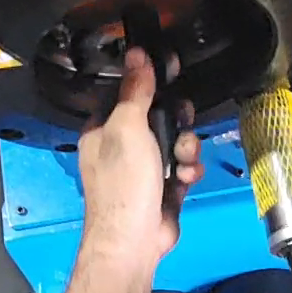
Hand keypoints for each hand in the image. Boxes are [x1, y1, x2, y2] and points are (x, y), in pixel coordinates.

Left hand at [78, 48, 202, 268]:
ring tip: (183, 161)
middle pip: (157, 118)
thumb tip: (136, 52)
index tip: (169, 71)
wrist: (134, 240)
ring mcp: (144, 169)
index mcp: (103, 129)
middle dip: (175, 121)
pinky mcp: (164, 188)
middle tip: (182, 119)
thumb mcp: (128, 127)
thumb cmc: (124, 181)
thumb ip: (135, 90)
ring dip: (186, 149)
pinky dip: (188, 172)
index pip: (126, 95)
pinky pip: (183, 168)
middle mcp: (121, 147)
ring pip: (175, 143)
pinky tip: (185, 180)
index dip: (148, 83)